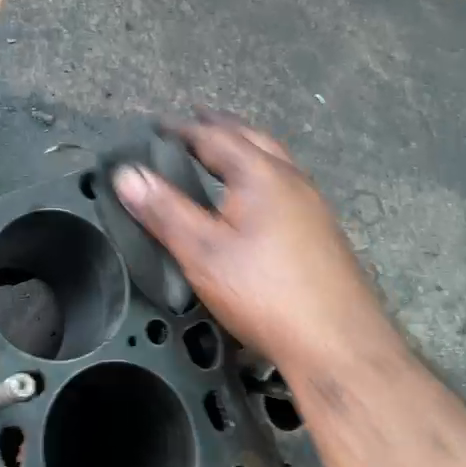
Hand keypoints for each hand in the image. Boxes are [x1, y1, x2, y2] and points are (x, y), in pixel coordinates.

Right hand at [112, 113, 394, 374]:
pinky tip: (256, 199)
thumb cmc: (265, 292)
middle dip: (221, 127)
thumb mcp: (202, 251)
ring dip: (245, 148)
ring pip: (274, 161)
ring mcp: (313, 206)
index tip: (155, 126)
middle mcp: (291, 180)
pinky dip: (261, 174)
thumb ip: (163, 210)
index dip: (181, 129)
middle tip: (194, 121)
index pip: (214, 136)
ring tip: (222, 153)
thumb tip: (126, 173)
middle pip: (252, 138)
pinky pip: (285, 184)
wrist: (339, 345)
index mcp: (260, 174)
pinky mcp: (323, 233)